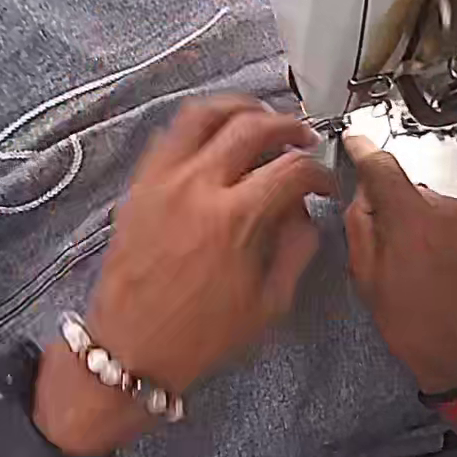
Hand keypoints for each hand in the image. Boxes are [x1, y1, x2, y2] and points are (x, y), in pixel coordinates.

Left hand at [34, 96, 331, 456]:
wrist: (132, 348)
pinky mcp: (139, 185)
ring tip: (261, 118)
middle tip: (303, 140)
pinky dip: (200, 125)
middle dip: (289, 127)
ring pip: (204, 114)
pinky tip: (216, 138)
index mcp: (236, 219)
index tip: (324, 183)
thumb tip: (303, 211)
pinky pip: (170, 135)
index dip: (319, 172)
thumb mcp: (269, 303)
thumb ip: (296, 248)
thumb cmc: (202, 335)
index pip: (292, 169)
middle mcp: (198, 186)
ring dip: (241, 108)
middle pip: (253, 127)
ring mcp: (162, 180)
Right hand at [343, 135, 456, 393]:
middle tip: (405, 251)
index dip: (364, 151)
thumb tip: (364, 195)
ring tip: (437, 266)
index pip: (381, 164)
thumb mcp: (367, 278)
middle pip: (416, 191)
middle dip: (406, 213)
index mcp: (410, 220)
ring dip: (439, 227)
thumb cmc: (419, 327)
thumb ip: (360, 225)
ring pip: (447, 207)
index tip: (358, 145)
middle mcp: (450, 211)